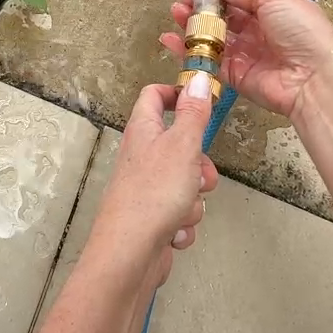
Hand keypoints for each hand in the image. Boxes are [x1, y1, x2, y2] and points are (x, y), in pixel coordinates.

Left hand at [90, 80, 220, 285]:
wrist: (129, 254)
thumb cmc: (154, 193)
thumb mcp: (182, 145)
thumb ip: (193, 113)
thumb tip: (197, 78)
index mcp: (143, 130)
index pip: (155, 96)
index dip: (177, 94)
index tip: (202, 105)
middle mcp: (141, 155)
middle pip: (180, 145)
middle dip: (199, 165)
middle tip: (199, 177)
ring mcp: (146, 188)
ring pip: (186, 183)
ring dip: (192, 200)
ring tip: (182, 210)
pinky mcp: (153, 218)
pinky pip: (180, 213)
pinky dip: (182, 224)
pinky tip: (174, 233)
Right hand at [161, 0, 332, 123]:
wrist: (315, 79)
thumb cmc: (302, 31)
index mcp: (270, 7)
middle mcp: (257, 29)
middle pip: (221, 16)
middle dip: (200, 6)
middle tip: (182, 0)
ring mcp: (245, 52)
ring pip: (212, 36)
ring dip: (191, 25)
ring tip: (175, 14)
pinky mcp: (234, 75)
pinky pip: (208, 60)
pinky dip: (188, 50)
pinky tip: (171, 39)